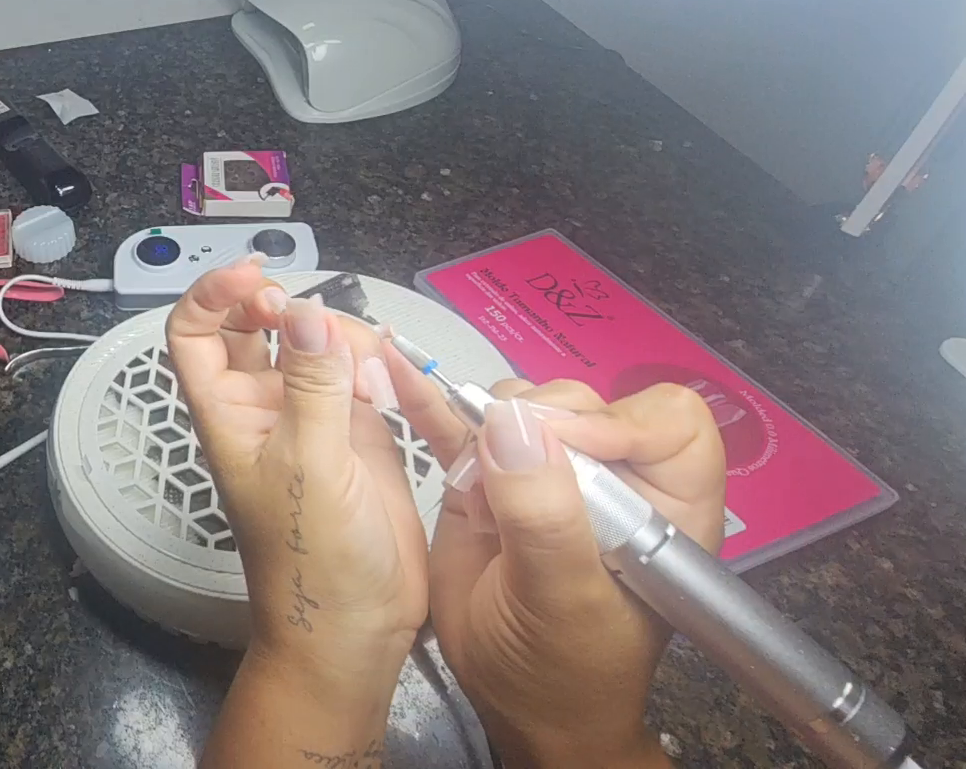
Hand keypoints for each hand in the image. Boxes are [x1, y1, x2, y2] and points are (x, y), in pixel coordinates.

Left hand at [168, 259, 426, 724]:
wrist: (355, 626)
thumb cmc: (314, 555)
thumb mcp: (310, 465)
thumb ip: (310, 385)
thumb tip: (305, 309)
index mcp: (224, 409)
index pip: (194, 333)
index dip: (212, 295)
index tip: (254, 275)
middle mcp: (257, 402)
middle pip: (251, 326)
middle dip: (281, 308)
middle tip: (316, 315)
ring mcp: (305, 410)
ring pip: (306, 342)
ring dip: (336, 337)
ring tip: (369, 371)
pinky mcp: (351, 424)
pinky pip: (352, 370)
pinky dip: (370, 359)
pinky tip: (389, 370)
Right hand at [392, 367, 726, 768]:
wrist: (507, 695)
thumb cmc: (561, 664)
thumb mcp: (561, 599)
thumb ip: (544, 516)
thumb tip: (510, 422)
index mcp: (659, 507)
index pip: (665, 424)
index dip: (617, 421)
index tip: (559, 445)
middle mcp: (603, 479)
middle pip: (579, 403)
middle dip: (536, 418)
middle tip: (498, 464)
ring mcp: (536, 473)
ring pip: (517, 404)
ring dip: (483, 414)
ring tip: (468, 469)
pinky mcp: (479, 475)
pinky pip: (455, 423)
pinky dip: (427, 398)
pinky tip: (399, 369)